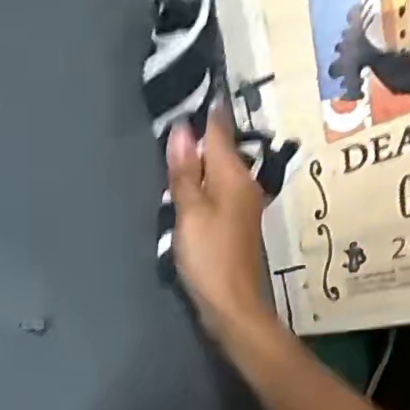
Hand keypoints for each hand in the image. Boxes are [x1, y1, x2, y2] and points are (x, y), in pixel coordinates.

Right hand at [165, 109, 279, 340]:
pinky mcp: (236, 227)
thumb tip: (180, 129)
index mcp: (235, 175)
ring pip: (216, 175)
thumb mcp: (189, 213)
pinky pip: (216, 197)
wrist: (233, 307)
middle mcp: (244, 185)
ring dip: (195, 169)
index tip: (176, 102)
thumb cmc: (210, 259)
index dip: (198, 114)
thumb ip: (184, 172)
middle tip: (164, 134)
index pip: (217, 129)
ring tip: (168, 166)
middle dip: (194, 143)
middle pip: (217, 152)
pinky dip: (200, 193)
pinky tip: (183, 199)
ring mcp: (242, 207)